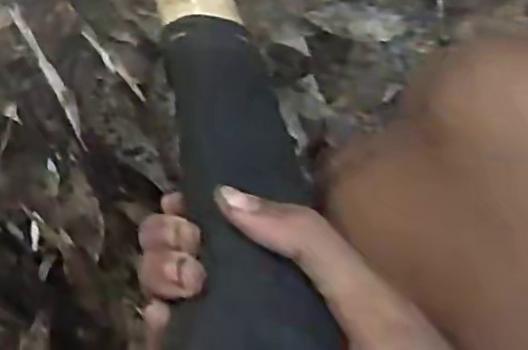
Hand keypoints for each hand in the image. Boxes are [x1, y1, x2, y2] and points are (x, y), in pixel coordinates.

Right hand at [138, 187, 450, 349]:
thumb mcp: (373, 301)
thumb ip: (308, 240)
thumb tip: (222, 192)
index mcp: (277, 271)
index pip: (212, 223)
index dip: (184, 209)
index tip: (181, 210)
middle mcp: (244, 296)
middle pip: (176, 247)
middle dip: (164, 237)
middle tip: (189, 256)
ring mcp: (228, 328)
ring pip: (161, 282)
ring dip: (156, 271)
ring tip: (185, 286)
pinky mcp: (207, 347)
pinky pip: (163, 333)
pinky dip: (154, 321)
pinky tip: (165, 317)